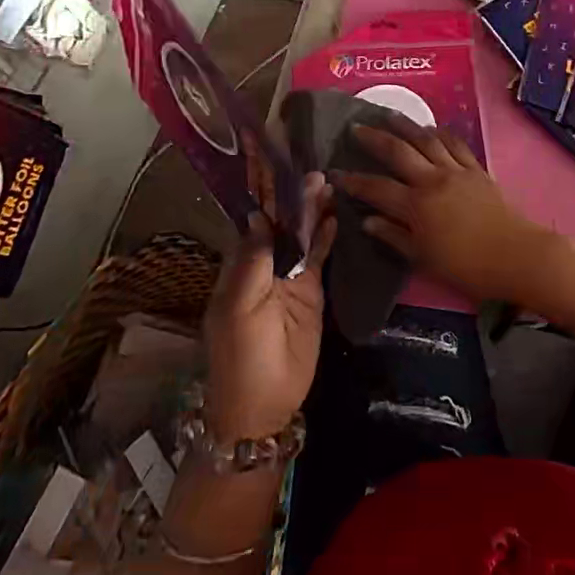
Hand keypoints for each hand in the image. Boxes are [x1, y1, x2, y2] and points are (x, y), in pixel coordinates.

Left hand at [202, 173, 335, 443]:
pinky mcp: (310, 291)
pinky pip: (318, 257)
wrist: (264, 405)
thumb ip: (252, 261)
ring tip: (330, 185)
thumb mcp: (239, 308)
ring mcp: (289, 278)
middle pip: (281, 225)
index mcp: (239, 267)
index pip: (253, 223)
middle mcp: (264, 266)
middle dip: (295, 200)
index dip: (266, 197)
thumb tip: (257, 215)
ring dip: (313, 213)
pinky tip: (336, 218)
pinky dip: (326, 237)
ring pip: (302, 237)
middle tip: (317, 174)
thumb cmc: (241, 356)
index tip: (279, 169)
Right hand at [332, 117, 574, 319]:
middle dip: (374, 139)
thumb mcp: (424, 259)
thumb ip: (394, 237)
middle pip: (398, 152)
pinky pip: (454, 143)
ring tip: (388, 115)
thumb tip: (367, 220)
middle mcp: (432, 180)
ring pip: (426, 140)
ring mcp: (456, 171)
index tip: (334, 172)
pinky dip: (440, 132)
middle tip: (356, 128)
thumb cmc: (466, 266)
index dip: (353, 180)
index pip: (376, 188)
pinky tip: (431, 128)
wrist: (515, 255)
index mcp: (416, 206)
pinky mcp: (476, 168)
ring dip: (405, 126)